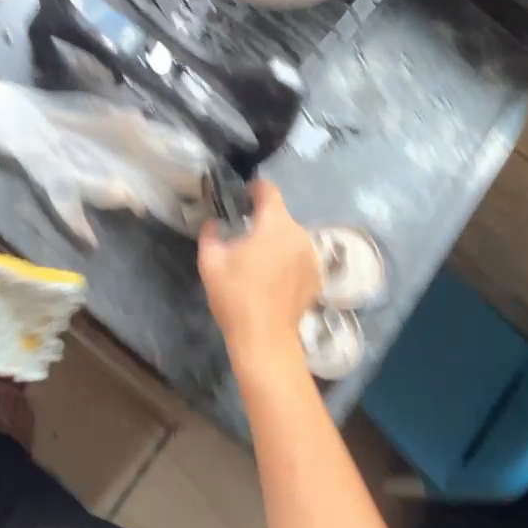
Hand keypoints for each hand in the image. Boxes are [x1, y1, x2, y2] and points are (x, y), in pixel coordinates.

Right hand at [197, 181, 320, 369]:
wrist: (265, 338)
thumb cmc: (236, 296)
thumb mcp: (211, 261)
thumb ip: (210, 233)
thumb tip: (214, 222)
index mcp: (275, 224)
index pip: (268, 190)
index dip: (254, 189)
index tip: (242, 198)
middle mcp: (299, 233)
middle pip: (280, 215)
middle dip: (263, 221)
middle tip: (243, 237)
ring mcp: (311, 255)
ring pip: (290, 236)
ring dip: (276, 241)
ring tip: (258, 260)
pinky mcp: (317, 275)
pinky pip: (299, 256)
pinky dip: (287, 259)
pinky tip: (273, 278)